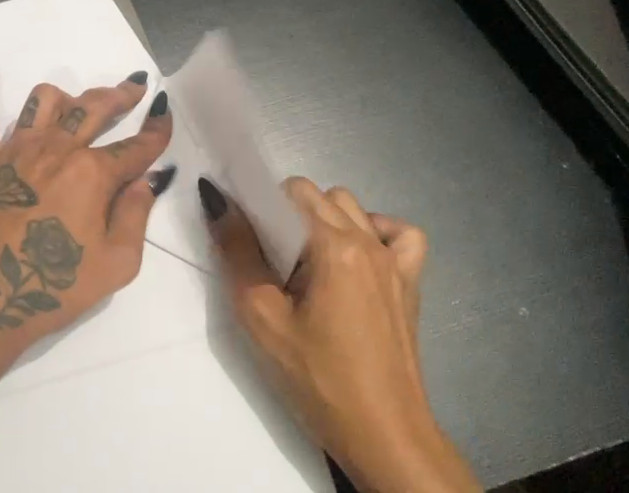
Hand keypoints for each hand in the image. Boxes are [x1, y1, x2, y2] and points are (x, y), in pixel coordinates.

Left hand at [0, 61, 177, 360]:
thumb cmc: (55, 287)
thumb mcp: (117, 264)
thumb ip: (136, 216)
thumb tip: (148, 179)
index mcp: (93, 174)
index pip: (135, 146)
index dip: (156, 130)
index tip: (166, 112)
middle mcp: (57, 149)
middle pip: (93, 108)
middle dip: (119, 95)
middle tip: (134, 87)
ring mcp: (16, 150)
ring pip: (43, 101)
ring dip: (65, 96)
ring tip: (75, 102)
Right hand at [203, 176, 476, 492]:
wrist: (384, 436)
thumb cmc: (317, 379)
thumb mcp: (261, 316)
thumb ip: (237, 251)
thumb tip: (217, 198)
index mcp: (333, 246)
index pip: (290, 192)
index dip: (260, 205)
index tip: (244, 236)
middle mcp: (368, 242)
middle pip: (317, 195)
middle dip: (285, 213)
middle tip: (269, 259)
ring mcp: (396, 261)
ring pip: (352, 206)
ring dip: (323, 219)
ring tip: (306, 261)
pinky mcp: (411, 283)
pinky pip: (400, 233)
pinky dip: (376, 231)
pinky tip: (355, 256)